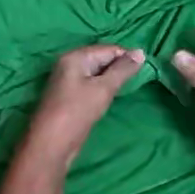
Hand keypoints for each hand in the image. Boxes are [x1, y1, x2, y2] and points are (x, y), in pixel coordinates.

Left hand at [22, 44, 144, 169]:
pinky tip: (110, 97)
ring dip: (111, 79)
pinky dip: (102, 88)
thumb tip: (141, 52)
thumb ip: (123, 70)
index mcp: (75, 56)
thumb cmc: (77, 111)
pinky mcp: (69, 96)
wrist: (51, 144)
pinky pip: (90, 85)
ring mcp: (67, 80)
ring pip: (96, 73)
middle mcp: (69, 64)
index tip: (143, 70)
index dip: (126, 57)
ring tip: (125, 89)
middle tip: (136, 81)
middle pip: (101, 59)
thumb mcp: (104, 88)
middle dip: (119, 68)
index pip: (108, 49)